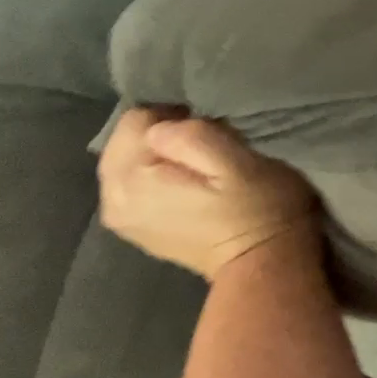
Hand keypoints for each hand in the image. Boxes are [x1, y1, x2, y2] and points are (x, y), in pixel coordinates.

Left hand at [98, 108, 318, 279]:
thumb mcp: (240, 164)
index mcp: (133, 179)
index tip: (216, 129)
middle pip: (125, 141)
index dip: (179, 116)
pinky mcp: (134, 227)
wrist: (264, 261)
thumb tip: (164, 126)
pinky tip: (191, 186)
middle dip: (165, 135)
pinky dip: (159, 177)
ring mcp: (120, 216)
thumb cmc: (260, 206)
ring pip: (128, 162)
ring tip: (204, 166)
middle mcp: (112, 198)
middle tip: (213, 146)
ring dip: (162, 156)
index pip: (137, 120)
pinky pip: (134, 185)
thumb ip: (195, 138)